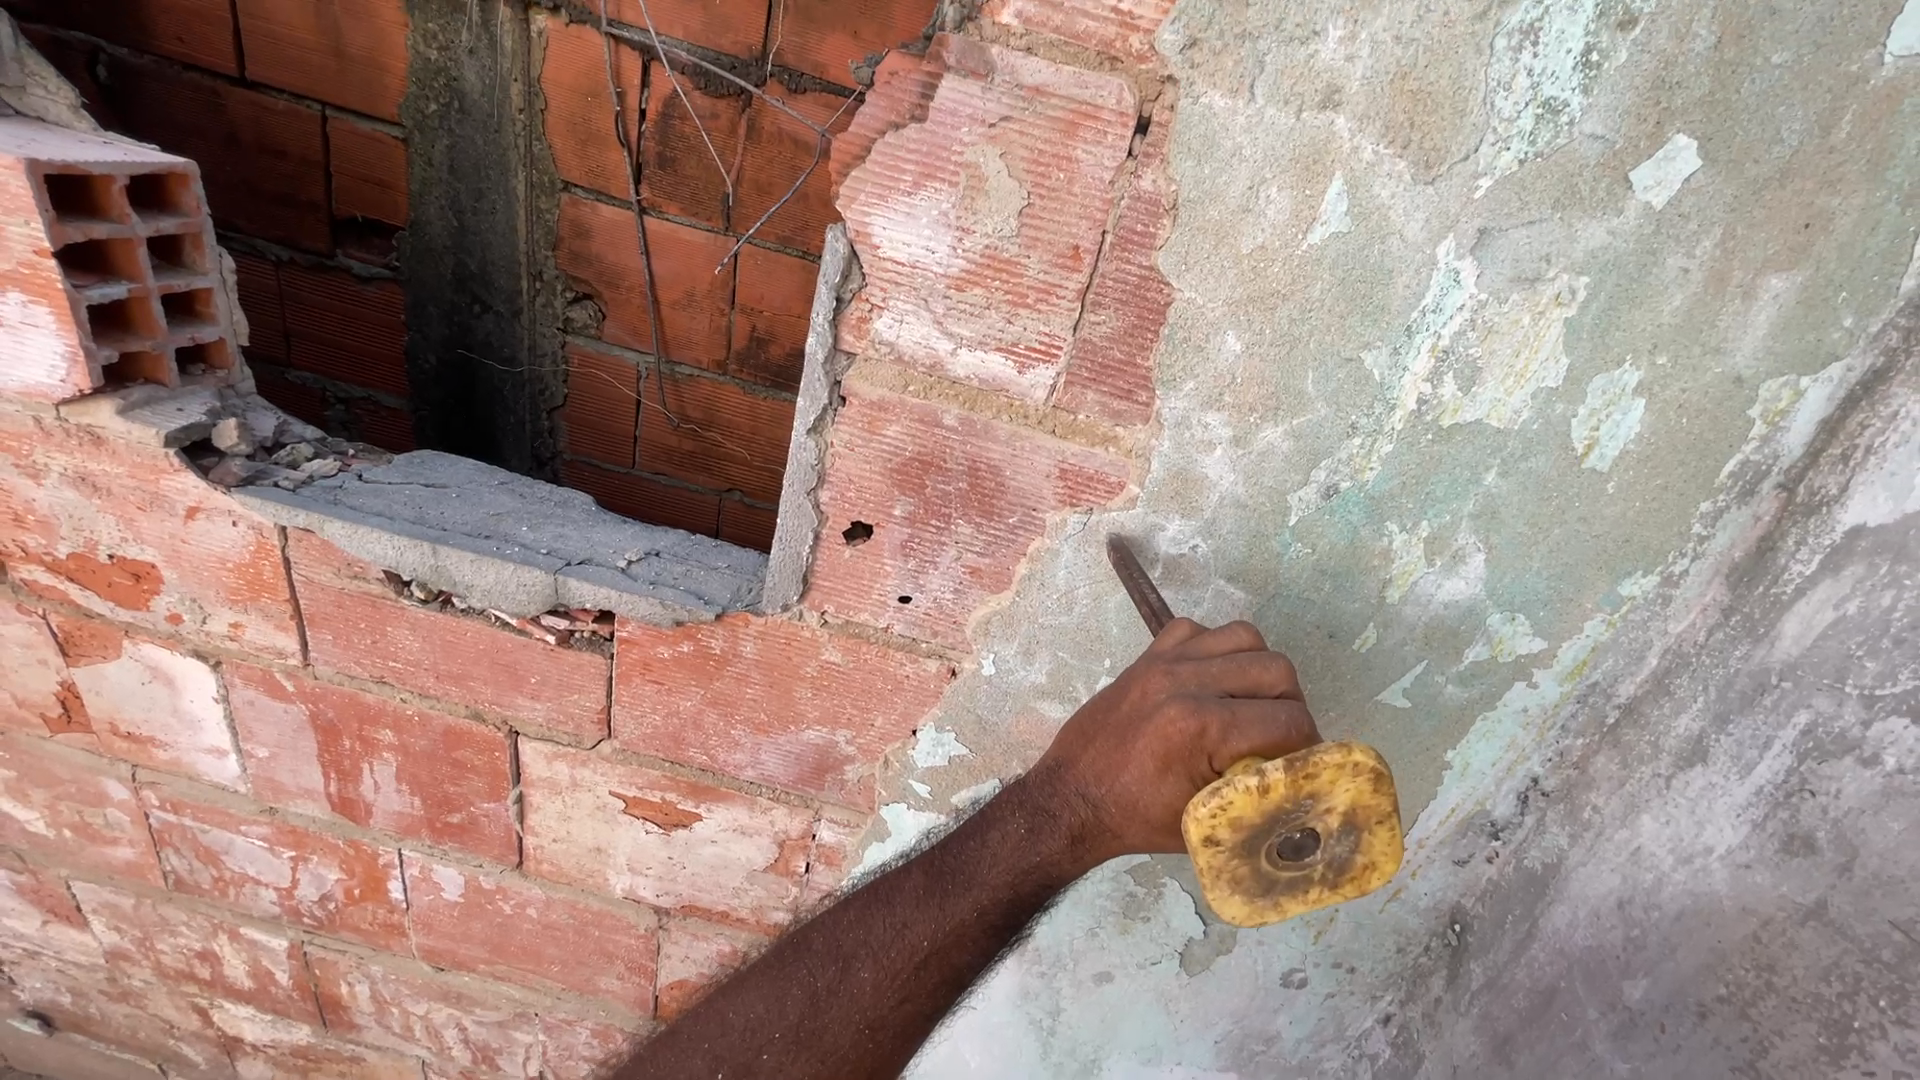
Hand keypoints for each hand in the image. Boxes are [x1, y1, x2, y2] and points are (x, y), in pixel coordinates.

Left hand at [1033, 619, 1320, 865]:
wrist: (1071, 795)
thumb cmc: (1136, 817)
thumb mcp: (1206, 819)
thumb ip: (1258, 792)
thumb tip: (1308, 778)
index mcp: (1198, 727)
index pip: (1289, 720)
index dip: (1308, 746)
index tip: (1301, 763)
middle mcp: (1183, 682)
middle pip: (1276, 669)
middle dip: (1291, 705)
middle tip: (1280, 735)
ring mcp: (1161, 662)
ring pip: (1243, 637)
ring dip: (1258, 670)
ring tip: (1250, 704)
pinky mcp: (1145, 655)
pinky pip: (1196, 629)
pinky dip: (1214, 649)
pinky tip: (1211, 682)